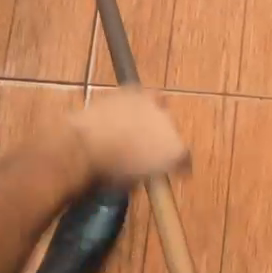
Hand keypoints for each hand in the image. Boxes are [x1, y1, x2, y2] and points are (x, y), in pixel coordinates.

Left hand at [69, 88, 188, 184]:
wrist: (86, 146)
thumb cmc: (108, 173)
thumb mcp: (133, 182)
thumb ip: (148, 173)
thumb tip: (146, 170)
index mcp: (175, 151)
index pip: (185, 160)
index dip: (178, 166)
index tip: (170, 170)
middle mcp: (170, 124)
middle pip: (172, 130)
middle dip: (163, 138)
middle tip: (148, 148)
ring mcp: (152, 104)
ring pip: (160, 108)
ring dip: (150, 118)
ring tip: (134, 127)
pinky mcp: (134, 90)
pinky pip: (140, 96)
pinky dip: (134, 104)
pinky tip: (123, 112)